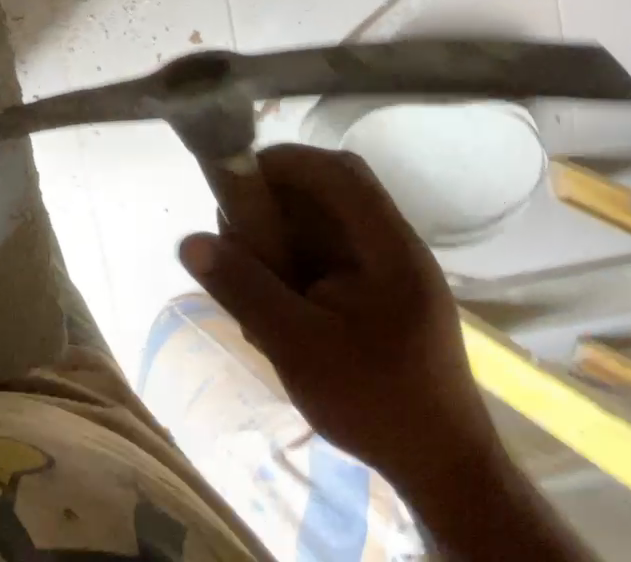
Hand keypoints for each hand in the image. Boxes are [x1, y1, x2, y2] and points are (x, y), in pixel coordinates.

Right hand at [178, 145, 500, 489]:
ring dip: (267, 248)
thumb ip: (244, 289)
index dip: (283, 162)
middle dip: (263, 212)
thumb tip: (189, 241)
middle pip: (316, 197)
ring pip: (307, 229)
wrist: (440, 468)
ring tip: (249, 294)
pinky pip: (311, 261)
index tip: (230, 180)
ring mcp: (376, 273)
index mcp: (387, 250)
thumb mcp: (299, 347)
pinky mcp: (365, 295)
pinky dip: (279, 274)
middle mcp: (385, 249)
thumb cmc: (378, 403)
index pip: (338, 172)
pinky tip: (267, 317)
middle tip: (231, 251)